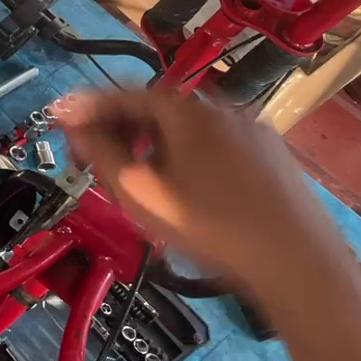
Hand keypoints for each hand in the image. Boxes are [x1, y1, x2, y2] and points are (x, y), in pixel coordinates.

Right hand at [55, 88, 349, 294]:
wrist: (299, 266)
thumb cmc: (210, 226)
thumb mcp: (138, 189)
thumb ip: (98, 149)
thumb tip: (72, 122)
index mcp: (187, 110)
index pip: (123, 94)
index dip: (86, 107)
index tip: (60, 121)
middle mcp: (222, 109)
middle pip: (155, 110)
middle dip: (118, 129)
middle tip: (93, 156)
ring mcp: (253, 132)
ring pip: (184, 130)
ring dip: (150, 145)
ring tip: (133, 177)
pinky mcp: (272, 157)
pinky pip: (213, 145)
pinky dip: (183, 156)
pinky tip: (179, 189)